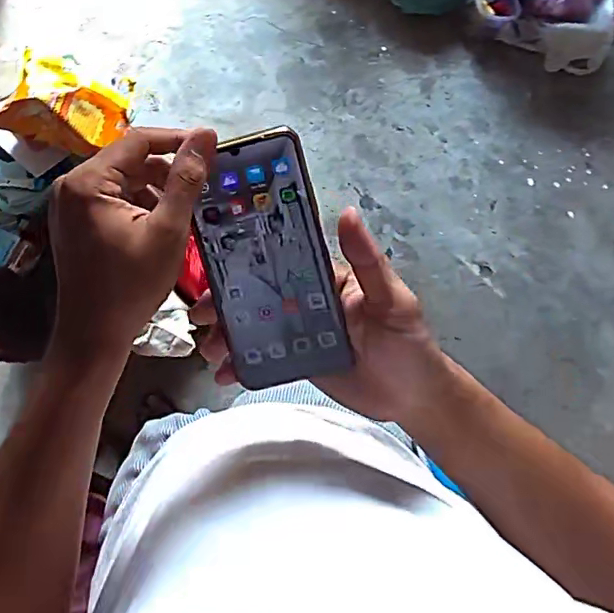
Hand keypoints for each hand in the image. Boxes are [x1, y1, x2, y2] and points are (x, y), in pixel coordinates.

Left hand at [47, 127, 215, 364]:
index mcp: (87, 182)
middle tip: (200, 188)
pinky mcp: (74, 220)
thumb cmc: (130, 287)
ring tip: (181, 213)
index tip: (209, 148)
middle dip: (165, 171)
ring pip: (122, 179)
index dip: (176, 140)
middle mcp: (71, 185)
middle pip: (129, 160)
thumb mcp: (167, 230)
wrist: (93, 337)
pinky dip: (138, 204)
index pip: (137, 141)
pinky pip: (112, 198)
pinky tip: (159, 225)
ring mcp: (69, 203)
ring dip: (154, 190)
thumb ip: (186, 179)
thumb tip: (205, 135)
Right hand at [194, 207, 448, 423]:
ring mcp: (294, 329)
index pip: (277, 259)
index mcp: (321, 276)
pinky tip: (224, 373)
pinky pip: (259, 357)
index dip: (244, 260)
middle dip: (222, 300)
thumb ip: (368, 260)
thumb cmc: (408, 342)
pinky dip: (238, 364)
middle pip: (253, 293)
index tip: (214, 262)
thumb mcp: (392, 298)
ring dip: (225, 333)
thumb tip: (348, 213)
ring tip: (209, 347)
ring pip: (250, 326)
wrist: (413, 399)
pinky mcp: (292, 359)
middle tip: (200, 311)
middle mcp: (302, 298)